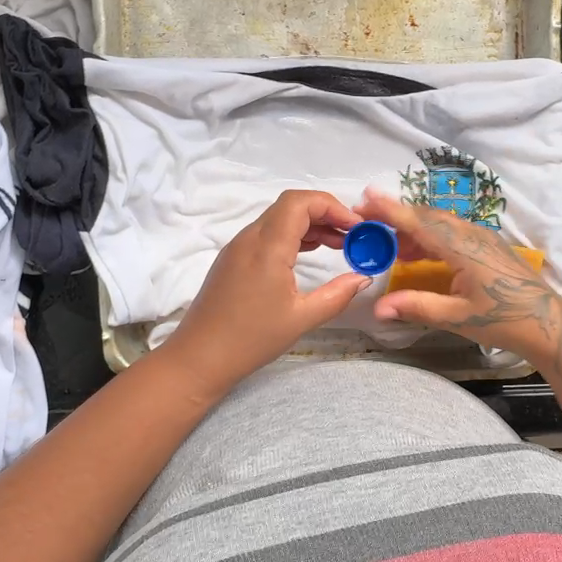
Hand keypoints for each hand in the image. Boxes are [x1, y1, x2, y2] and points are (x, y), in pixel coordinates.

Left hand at [163, 189, 369, 389]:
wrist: (199, 358)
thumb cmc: (251, 339)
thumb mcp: (302, 319)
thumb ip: (337, 295)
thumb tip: (363, 277)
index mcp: (267, 247)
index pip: (300, 203)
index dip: (331, 206)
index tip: (356, 226)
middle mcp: (249, 238)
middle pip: (290, 206)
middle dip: (324, 213)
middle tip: (352, 235)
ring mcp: (237, 248)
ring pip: (277, 219)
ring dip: (309, 225)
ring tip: (338, 244)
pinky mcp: (232, 260)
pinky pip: (265, 234)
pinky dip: (291, 236)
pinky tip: (310, 254)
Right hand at [356, 189, 561, 364]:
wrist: (547, 324)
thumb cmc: (504, 321)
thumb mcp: (457, 317)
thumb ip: (417, 307)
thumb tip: (378, 308)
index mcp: (463, 248)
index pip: (420, 222)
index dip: (391, 210)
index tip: (365, 198)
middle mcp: (472, 235)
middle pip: (428, 217)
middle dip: (396, 216)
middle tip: (366, 219)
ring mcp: (482, 238)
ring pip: (440, 224)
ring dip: (411, 228)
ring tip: (386, 242)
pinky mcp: (487, 247)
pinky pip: (451, 232)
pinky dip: (428, 237)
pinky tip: (416, 253)